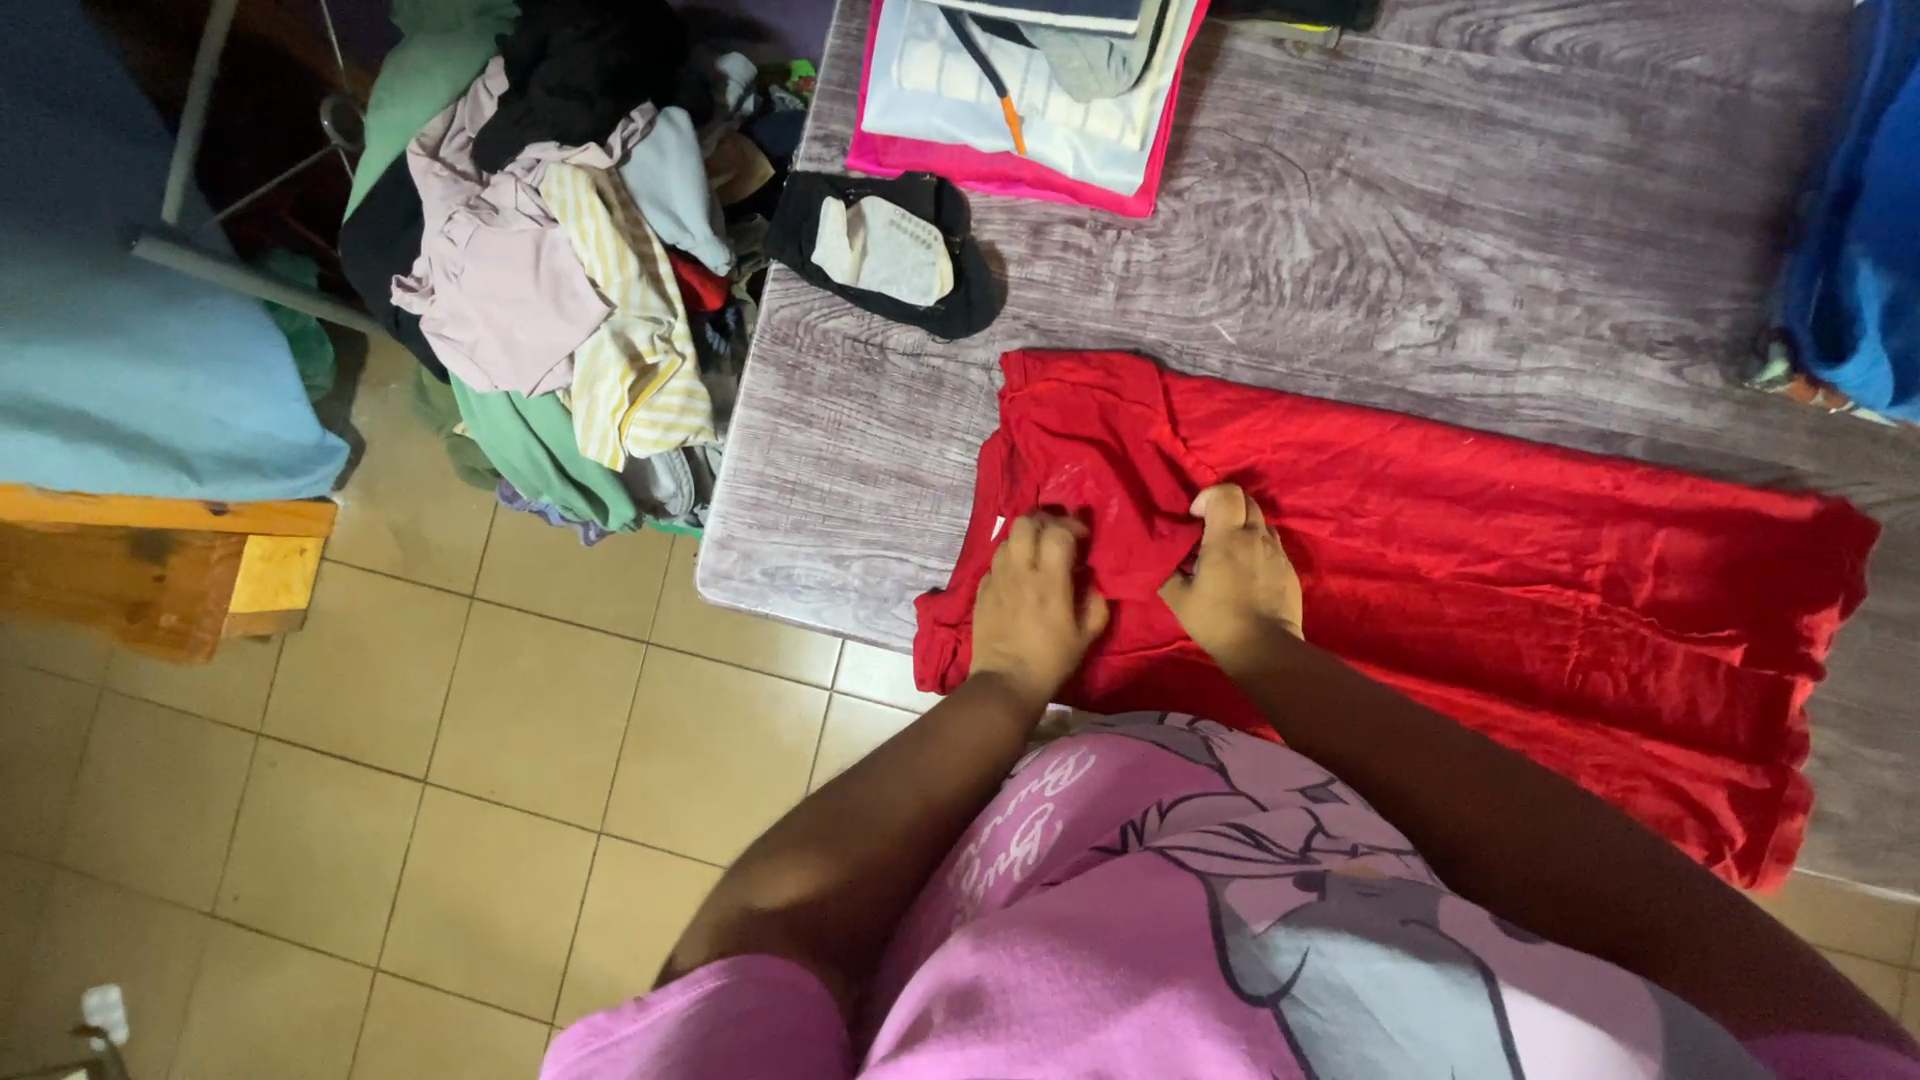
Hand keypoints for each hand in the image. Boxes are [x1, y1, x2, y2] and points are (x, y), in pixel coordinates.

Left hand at [969, 513, 1109, 710]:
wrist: (1006, 681)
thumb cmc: (1051, 660)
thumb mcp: (1087, 634)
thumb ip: (1096, 601)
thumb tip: (1092, 579)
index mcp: (1049, 581)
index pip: (1057, 532)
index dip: (1072, 526)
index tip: (1082, 539)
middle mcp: (1019, 572)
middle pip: (1024, 522)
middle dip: (1044, 521)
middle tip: (1056, 535)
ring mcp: (996, 579)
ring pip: (1006, 538)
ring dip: (1024, 539)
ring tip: (1036, 554)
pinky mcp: (980, 591)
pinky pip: (994, 562)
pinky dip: (1009, 560)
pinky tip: (1017, 576)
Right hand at [1159, 484, 1303, 670]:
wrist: (1264, 648)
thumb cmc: (1216, 621)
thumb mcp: (1179, 598)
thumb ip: (1167, 570)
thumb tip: (1161, 556)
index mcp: (1227, 538)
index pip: (1226, 492)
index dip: (1208, 497)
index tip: (1195, 518)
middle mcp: (1256, 537)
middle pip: (1246, 500)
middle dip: (1225, 508)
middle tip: (1209, 532)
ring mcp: (1277, 551)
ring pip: (1260, 521)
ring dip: (1242, 526)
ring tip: (1227, 552)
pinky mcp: (1288, 567)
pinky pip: (1271, 542)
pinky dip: (1255, 545)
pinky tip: (1245, 571)